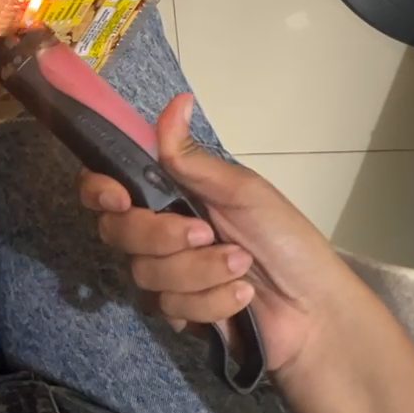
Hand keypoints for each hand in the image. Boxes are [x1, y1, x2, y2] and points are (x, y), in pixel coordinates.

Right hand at [78, 94, 369, 379]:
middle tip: (208, 233)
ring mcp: (161, 274)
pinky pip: (168, 306)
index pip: (104, 187)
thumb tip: (178, 101)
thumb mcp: (240, 189)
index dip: (99, 191)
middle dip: (163, 236)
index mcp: (166, 195)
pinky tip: (240, 298)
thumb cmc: (283, 237)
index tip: (121, 199)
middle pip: (116, 232)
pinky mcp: (175, 312)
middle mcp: (154, 232)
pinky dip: (210, 302)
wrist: (314, 307)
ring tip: (242, 267)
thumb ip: (193, 156)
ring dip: (200, 271)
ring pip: (145, 273)